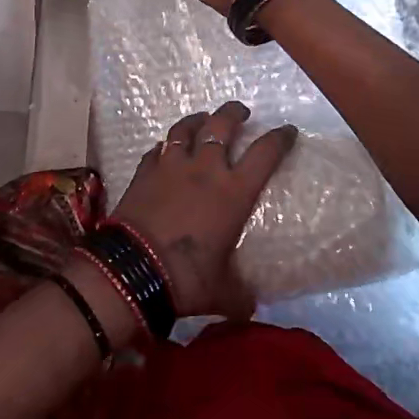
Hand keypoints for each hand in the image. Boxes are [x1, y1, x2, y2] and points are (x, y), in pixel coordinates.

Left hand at [107, 101, 297, 319]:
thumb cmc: (185, 278)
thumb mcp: (222, 291)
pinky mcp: (142, 173)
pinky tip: (163, 150)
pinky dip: (162, 147)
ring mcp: (169, 167)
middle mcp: (204, 170)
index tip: (287, 130)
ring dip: (196, 120)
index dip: (279, 138)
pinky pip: (154, 151)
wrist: (131, 269)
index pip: (265, 154)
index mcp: (233, 192)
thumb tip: (249, 307)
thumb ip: (239, 295)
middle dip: (234, 112)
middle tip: (241, 111)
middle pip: (221, 125)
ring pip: (184, 130)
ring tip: (202, 119)